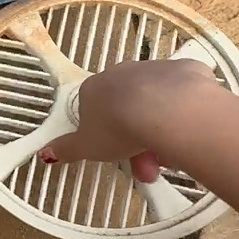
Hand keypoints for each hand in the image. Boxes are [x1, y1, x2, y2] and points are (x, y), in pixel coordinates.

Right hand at [39, 58, 223, 179]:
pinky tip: (192, 128)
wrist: (169, 111)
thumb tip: (45, 153)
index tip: (118, 156)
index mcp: (93, 89)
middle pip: (128, 109)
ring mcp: (155, 69)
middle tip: (150, 168)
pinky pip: (186, 94)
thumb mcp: (87, 147)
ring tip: (174, 159)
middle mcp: (121, 73)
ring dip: (161, 129)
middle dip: (136, 140)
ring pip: (157, 103)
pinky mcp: (189, 70)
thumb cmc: (119, 128)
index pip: (95, 112)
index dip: (106, 137)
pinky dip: (186, 110)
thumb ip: (67, 149)